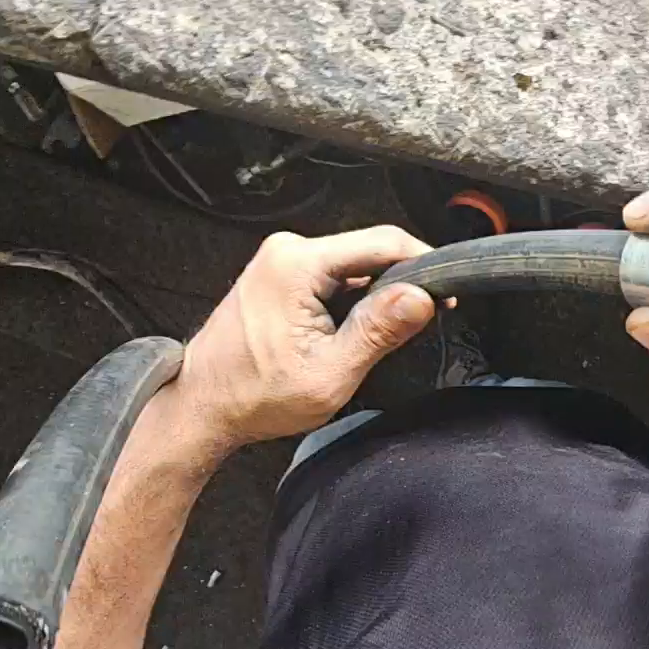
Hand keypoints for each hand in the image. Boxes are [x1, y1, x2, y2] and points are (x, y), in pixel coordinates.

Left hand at [164, 226, 436, 451]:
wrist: (203, 406)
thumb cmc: (254, 395)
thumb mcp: (330, 373)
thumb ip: (378, 331)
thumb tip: (421, 297)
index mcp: (297, 264)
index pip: (383, 242)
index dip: (424, 265)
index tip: (445, 293)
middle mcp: (287, 251)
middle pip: (369, 250)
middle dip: (400, 283)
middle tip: (419, 322)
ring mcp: (281, 260)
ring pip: (354, 264)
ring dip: (374, 294)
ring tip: (377, 335)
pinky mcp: (281, 274)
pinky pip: (334, 275)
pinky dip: (352, 299)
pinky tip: (350, 330)